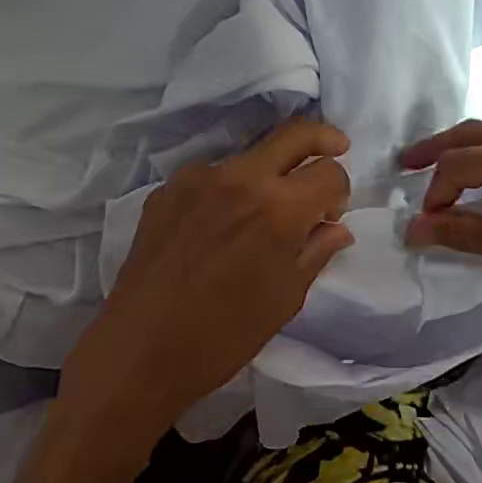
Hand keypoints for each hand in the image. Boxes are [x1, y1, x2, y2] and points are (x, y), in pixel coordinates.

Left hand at [60, 119, 353, 443]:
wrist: (141, 348)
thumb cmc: (224, 334)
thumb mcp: (284, 298)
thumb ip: (315, 252)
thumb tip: (337, 228)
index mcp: (278, 207)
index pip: (329, 172)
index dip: (340, 191)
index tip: (331, 214)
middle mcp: (240, 177)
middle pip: (294, 134)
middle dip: (323, 139)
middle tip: (335, 149)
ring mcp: (198, 177)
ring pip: (249, 155)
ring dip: (268, 172)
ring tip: (261, 212)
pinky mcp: (168, 188)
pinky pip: (210, 175)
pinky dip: (227, 189)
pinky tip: (218, 225)